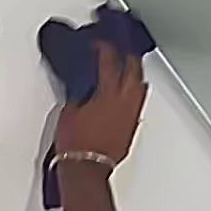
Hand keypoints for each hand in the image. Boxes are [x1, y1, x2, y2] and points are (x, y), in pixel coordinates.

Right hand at [54, 42, 147, 171]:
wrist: (86, 167)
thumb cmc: (75, 143)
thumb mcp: (69, 112)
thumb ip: (79, 95)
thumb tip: (82, 87)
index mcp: (107, 94)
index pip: (110, 62)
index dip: (105, 48)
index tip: (99, 43)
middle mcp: (125, 101)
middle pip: (133, 69)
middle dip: (126, 55)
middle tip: (118, 49)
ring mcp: (132, 113)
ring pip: (141, 84)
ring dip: (134, 72)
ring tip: (126, 67)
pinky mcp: (133, 125)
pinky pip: (139, 101)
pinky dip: (134, 91)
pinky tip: (129, 91)